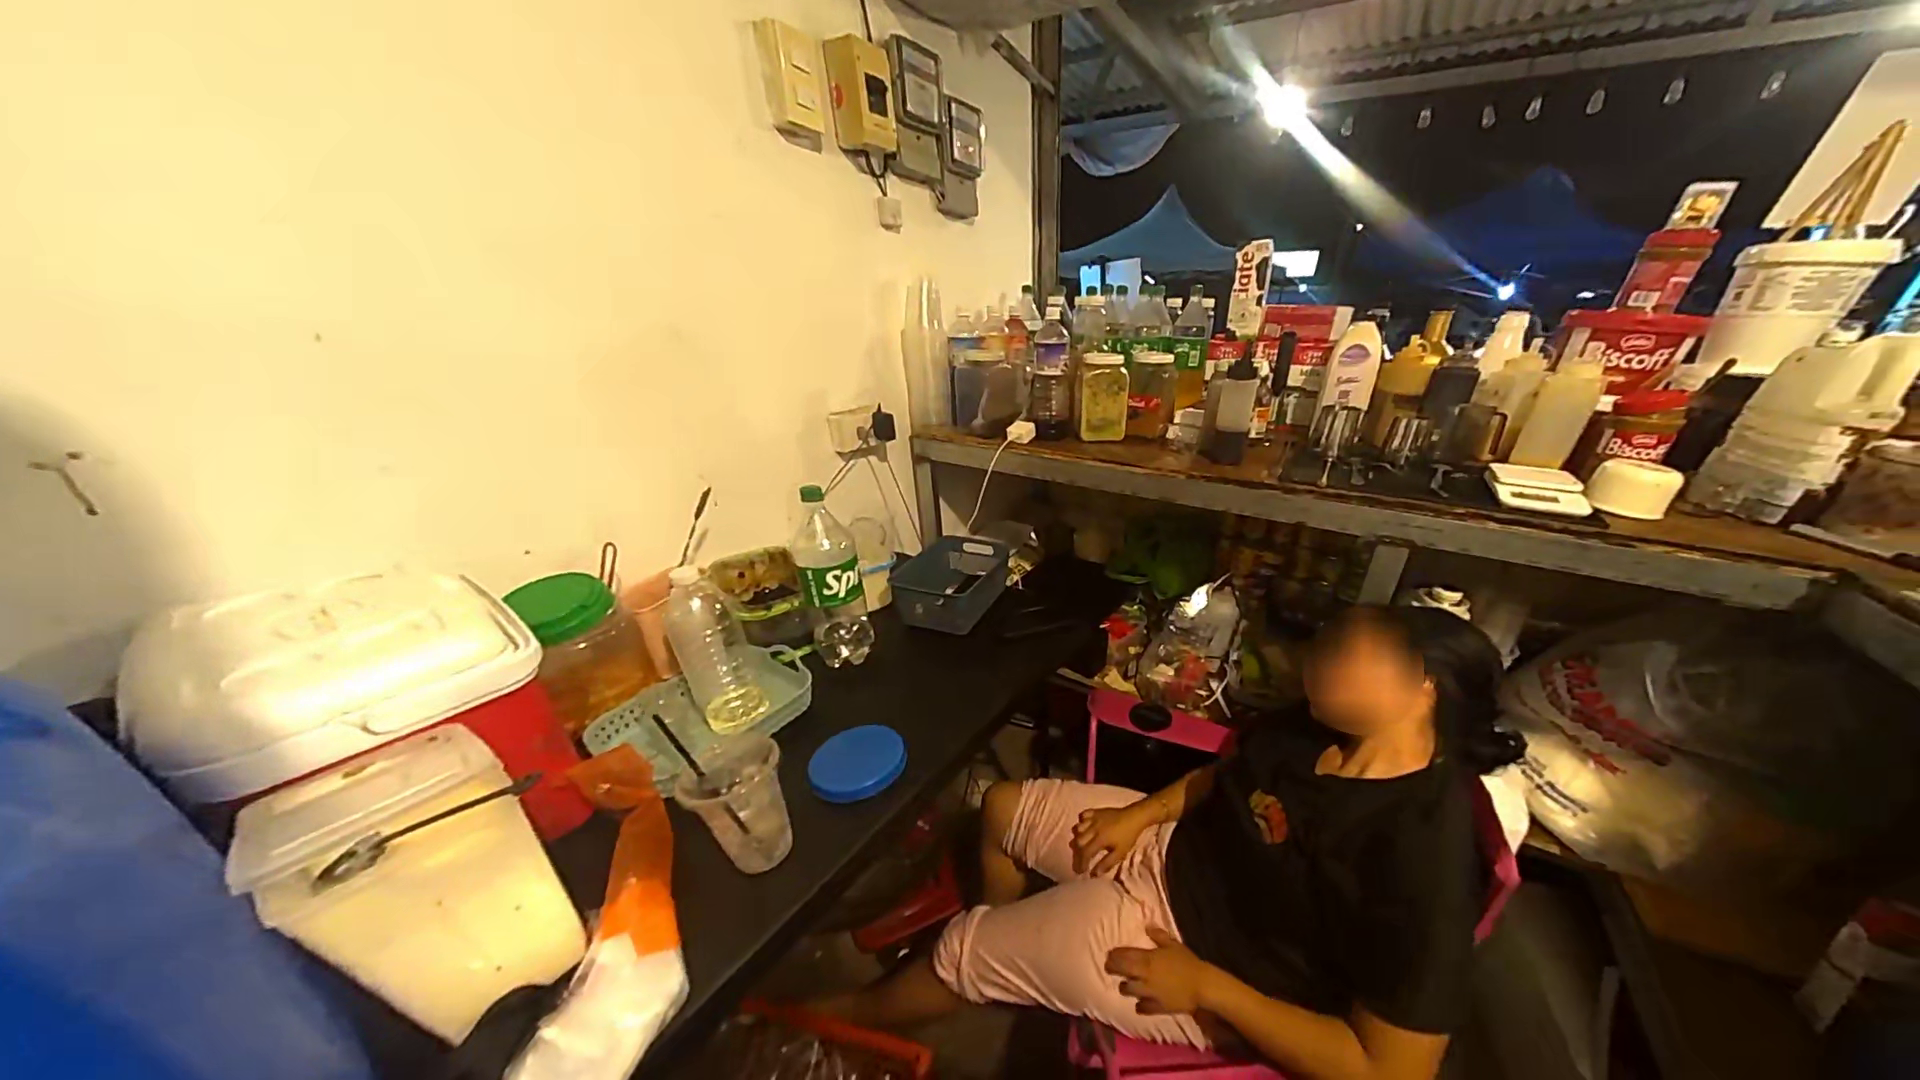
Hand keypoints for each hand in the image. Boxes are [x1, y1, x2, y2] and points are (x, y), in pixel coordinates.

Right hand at [1071, 802, 1153, 875]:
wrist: (1134, 817)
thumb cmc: (1128, 837)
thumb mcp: (1120, 853)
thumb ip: (1107, 863)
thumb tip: (1094, 873)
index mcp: (1100, 839)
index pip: (1085, 853)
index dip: (1081, 863)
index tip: (1080, 872)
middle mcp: (1093, 828)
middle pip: (1078, 841)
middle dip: (1077, 853)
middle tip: (1080, 860)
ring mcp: (1093, 818)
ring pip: (1077, 828)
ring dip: (1077, 837)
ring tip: (1082, 844)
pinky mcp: (1095, 811)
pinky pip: (1083, 815)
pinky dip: (1081, 822)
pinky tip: (1085, 827)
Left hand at [1106, 927, 1215, 1015]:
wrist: (1201, 986)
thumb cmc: (1186, 962)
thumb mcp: (1172, 943)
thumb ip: (1157, 935)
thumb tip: (1147, 927)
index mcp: (1145, 959)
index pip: (1123, 956)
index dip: (1114, 955)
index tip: (1109, 954)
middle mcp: (1143, 976)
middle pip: (1121, 972)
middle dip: (1112, 968)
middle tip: (1109, 967)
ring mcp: (1148, 993)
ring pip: (1128, 990)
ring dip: (1125, 987)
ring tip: (1125, 984)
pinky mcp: (1157, 1007)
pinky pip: (1142, 1008)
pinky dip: (1139, 1005)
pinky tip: (1139, 1003)